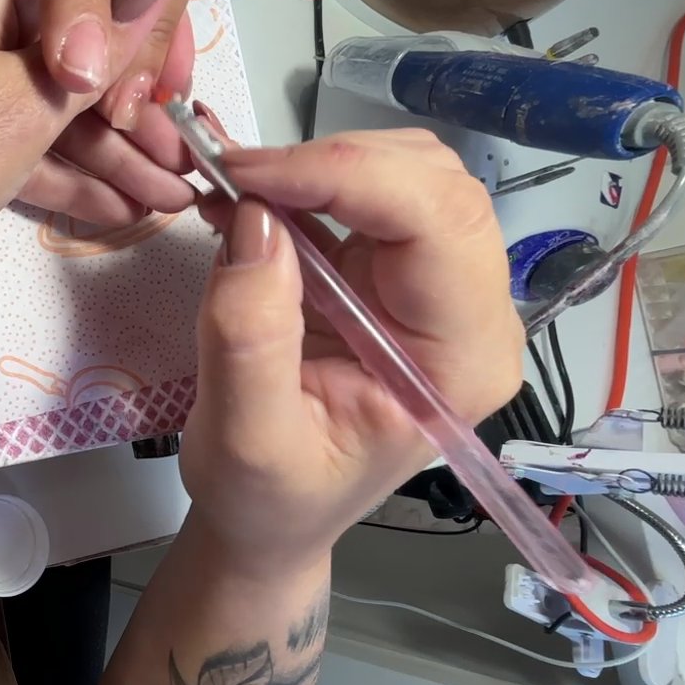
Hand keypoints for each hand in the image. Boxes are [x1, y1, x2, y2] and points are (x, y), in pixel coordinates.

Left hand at [0, 0, 195, 317]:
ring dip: (112, 160)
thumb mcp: (14, 105)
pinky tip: (121, 209)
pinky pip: (23, 158)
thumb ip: (93, 50)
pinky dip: (67, 183)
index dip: (148, 39)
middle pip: (76, 63)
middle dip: (136, 118)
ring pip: (53, 120)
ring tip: (174, 199)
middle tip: (192, 164)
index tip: (185, 93)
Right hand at [178, 130, 523, 570]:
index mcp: (454, 360)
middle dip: (327, 162)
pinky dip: (295, 189)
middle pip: (430, 186)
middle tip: (227, 177)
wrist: (268, 521)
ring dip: (311, 169)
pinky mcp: (376, 286)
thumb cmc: (264, 498)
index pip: (435, 223)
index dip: (342, 176)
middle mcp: (457, 316)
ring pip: (398, 182)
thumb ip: (248, 334)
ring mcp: (418, 296)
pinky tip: (241, 205)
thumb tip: (252, 223)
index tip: (242, 175)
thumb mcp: (243, 435)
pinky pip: (353, 207)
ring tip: (229, 191)